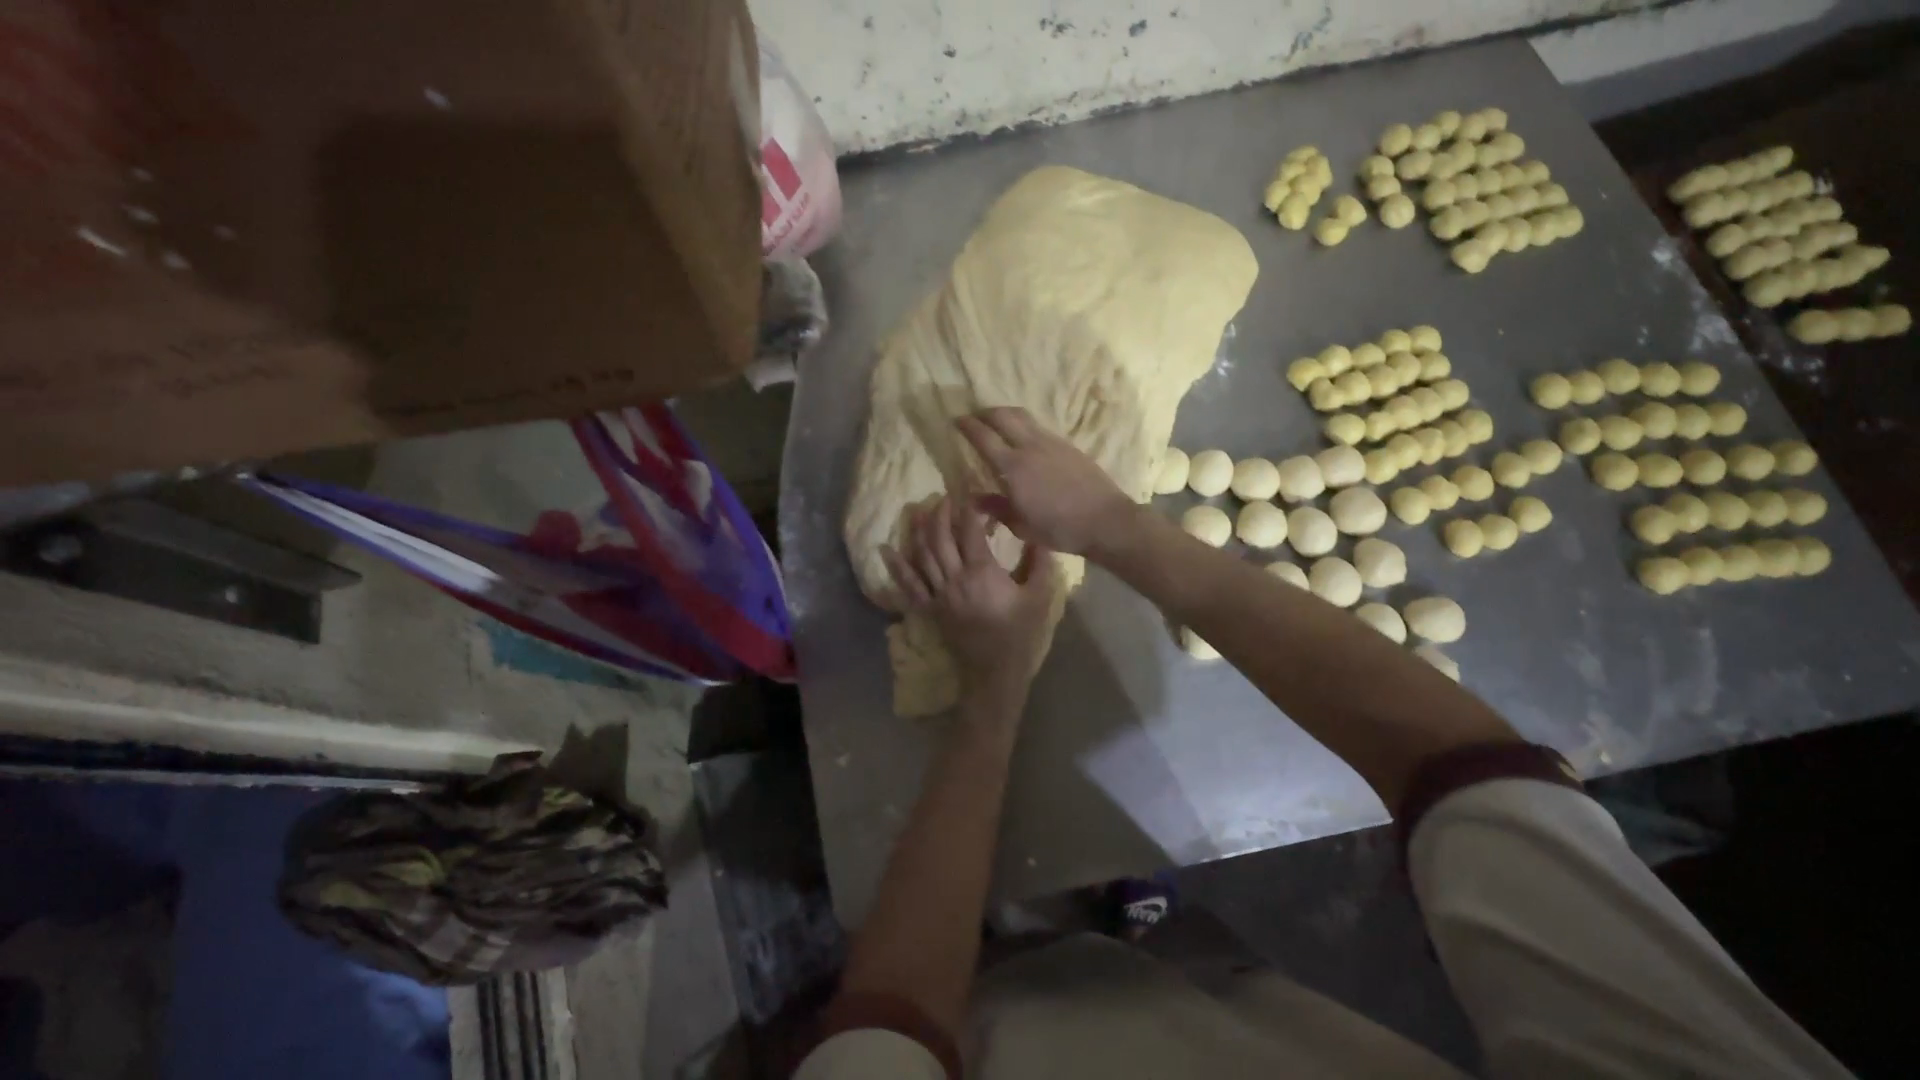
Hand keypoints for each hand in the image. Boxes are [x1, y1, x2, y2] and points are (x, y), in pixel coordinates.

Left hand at [882, 495, 1056, 700]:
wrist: (995, 671)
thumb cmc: (1020, 633)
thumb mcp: (1040, 597)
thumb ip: (1040, 564)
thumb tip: (1038, 536)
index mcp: (982, 572)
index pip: (970, 531)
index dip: (969, 509)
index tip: (970, 494)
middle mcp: (955, 578)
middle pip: (940, 538)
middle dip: (940, 514)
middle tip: (943, 498)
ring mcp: (939, 594)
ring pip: (922, 556)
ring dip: (919, 531)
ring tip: (918, 511)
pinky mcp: (931, 609)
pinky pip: (909, 586)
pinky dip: (897, 567)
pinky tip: (886, 550)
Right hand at [955, 407, 1139, 555]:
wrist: (1105, 520)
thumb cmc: (1059, 529)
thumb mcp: (1022, 525)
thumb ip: (996, 508)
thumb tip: (973, 499)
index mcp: (1012, 467)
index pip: (983, 437)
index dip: (967, 426)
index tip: (955, 420)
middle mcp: (1030, 447)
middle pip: (1002, 416)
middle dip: (984, 412)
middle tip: (974, 417)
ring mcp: (1051, 442)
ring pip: (1023, 416)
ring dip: (1005, 414)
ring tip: (997, 421)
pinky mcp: (1068, 445)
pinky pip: (1039, 427)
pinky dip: (1024, 425)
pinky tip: (1024, 438)